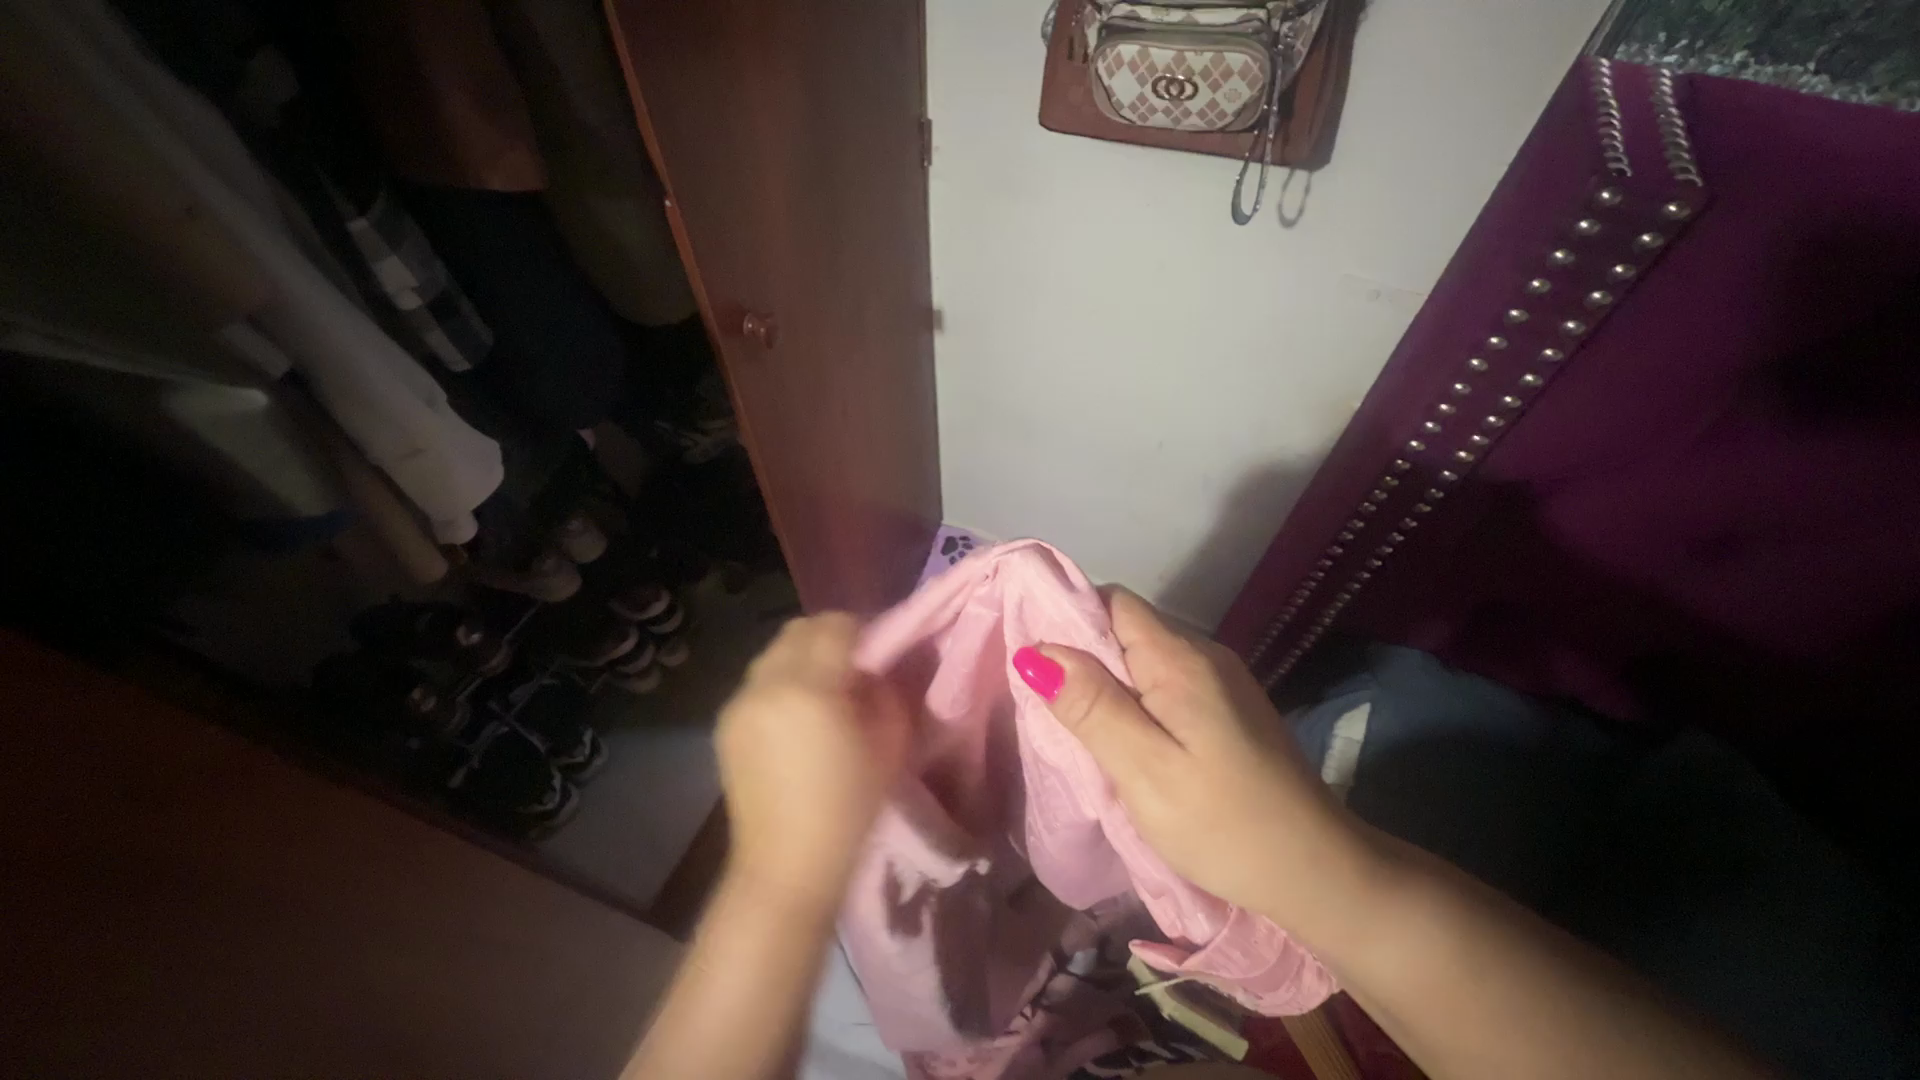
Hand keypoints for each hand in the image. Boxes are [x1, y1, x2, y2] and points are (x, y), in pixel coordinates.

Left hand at [716, 613, 911, 913]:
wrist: (786, 865)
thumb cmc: (849, 808)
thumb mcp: (889, 745)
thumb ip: (885, 693)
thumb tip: (873, 671)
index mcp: (811, 687)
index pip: (836, 626)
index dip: (862, 630)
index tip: (878, 651)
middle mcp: (767, 684)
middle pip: (799, 629)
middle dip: (830, 635)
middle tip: (854, 664)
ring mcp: (739, 703)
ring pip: (773, 653)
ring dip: (802, 656)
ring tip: (824, 690)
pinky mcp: (725, 724)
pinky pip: (757, 683)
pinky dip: (780, 682)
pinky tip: (797, 717)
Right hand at [1014, 589, 1374, 929]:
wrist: (1318, 873)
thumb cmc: (1223, 825)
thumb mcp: (1144, 770)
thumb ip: (1091, 706)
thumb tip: (1036, 651)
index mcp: (1181, 660)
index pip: (1113, 602)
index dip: (1068, 617)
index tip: (1032, 659)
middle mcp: (1203, 655)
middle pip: (1127, 627)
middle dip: (1081, 654)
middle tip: (1047, 704)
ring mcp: (1220, 683)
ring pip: (1143, 658)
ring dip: (1106, 681)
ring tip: (1078, 726)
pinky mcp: (1228, 711)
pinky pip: (1165, 684)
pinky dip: (1134, 700)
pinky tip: (1124, 739)